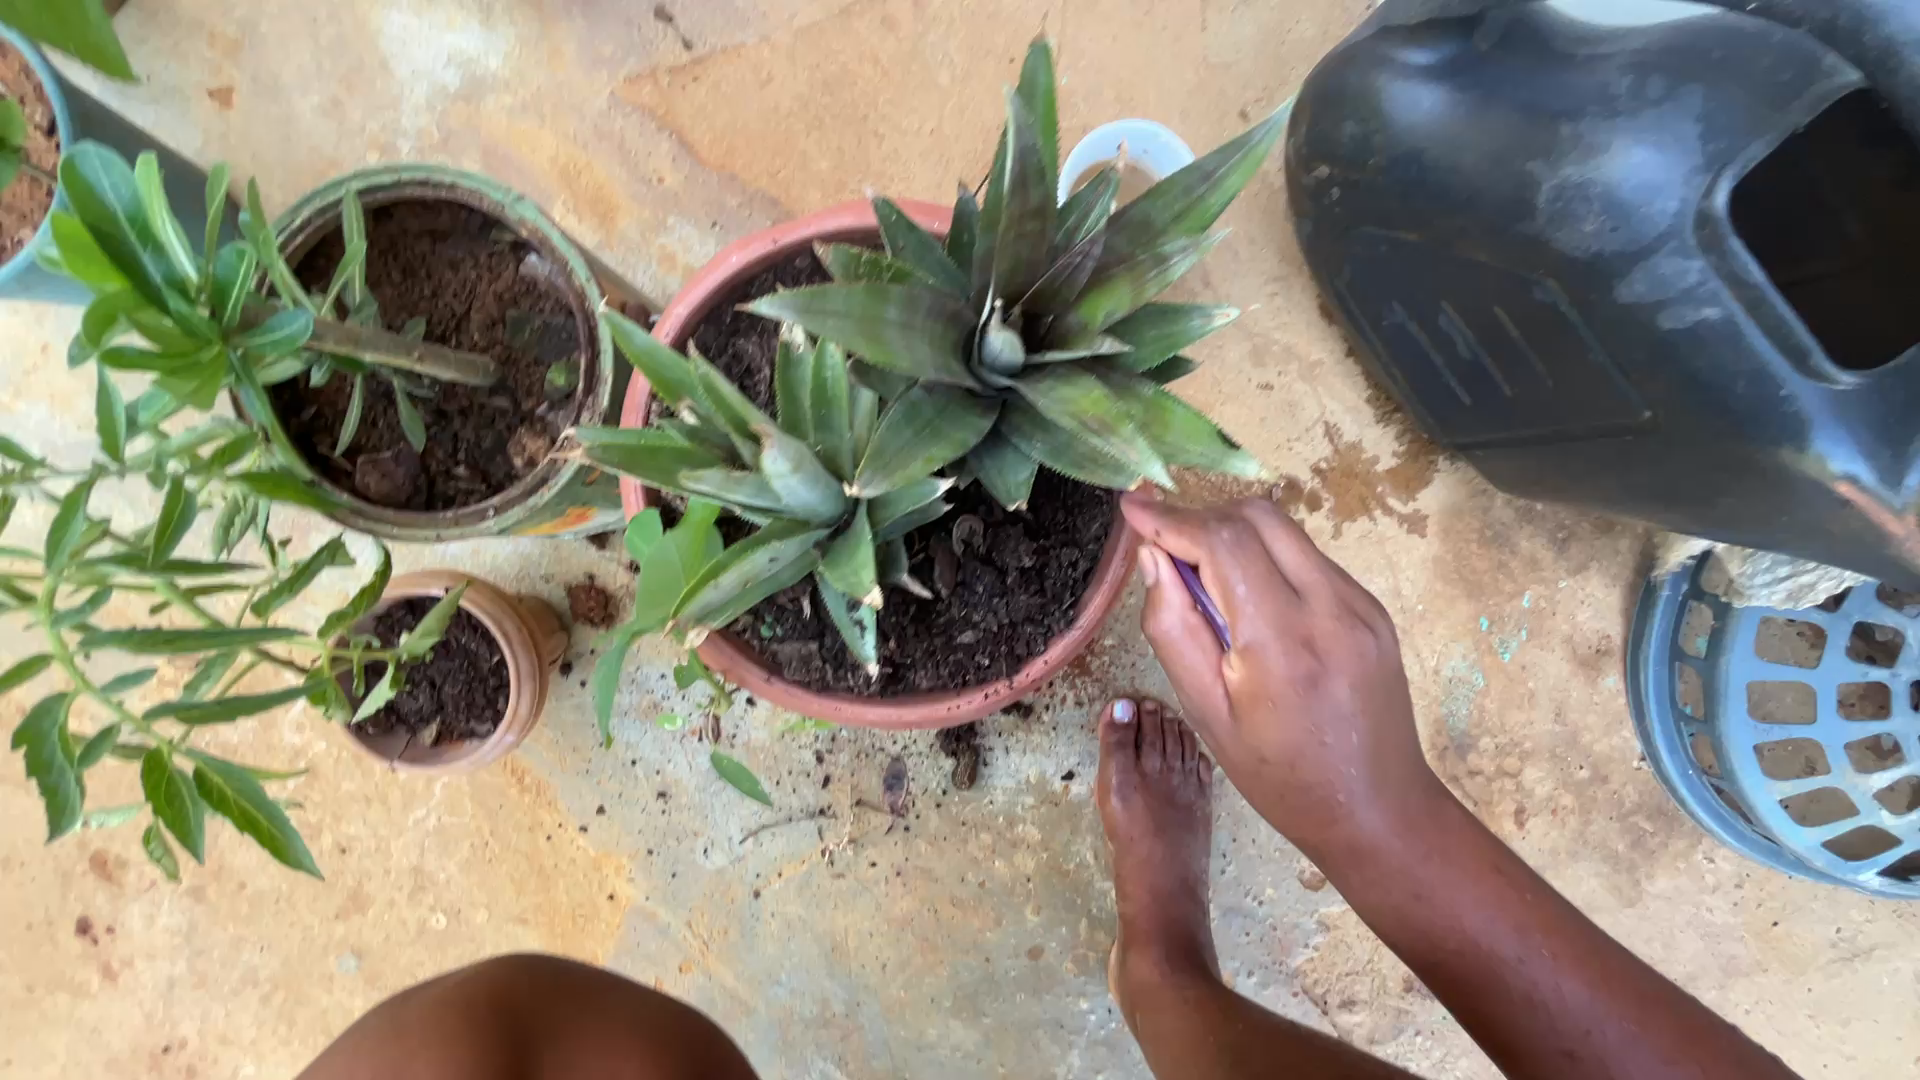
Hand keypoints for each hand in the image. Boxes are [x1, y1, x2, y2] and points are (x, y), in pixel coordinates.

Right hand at [1120, 493, 1450, 857]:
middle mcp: (1330, 607)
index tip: (1131, 505)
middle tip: (1163, 545)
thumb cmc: (1278, 774)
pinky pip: (1306, 557)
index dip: (1169, 518)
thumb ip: (1173, 629)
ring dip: (1231, 533)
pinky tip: (1246, 596)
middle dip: (1199, 518)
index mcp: (1281, 641)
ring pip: (1283, 530)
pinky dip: (1263, 556)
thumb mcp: (1205, 712)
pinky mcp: (1371, 608)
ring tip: (1200, 573)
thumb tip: (1153, 560)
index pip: (1221, 543)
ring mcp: (1359, 603)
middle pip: (1255, 517)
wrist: (1378, 809)